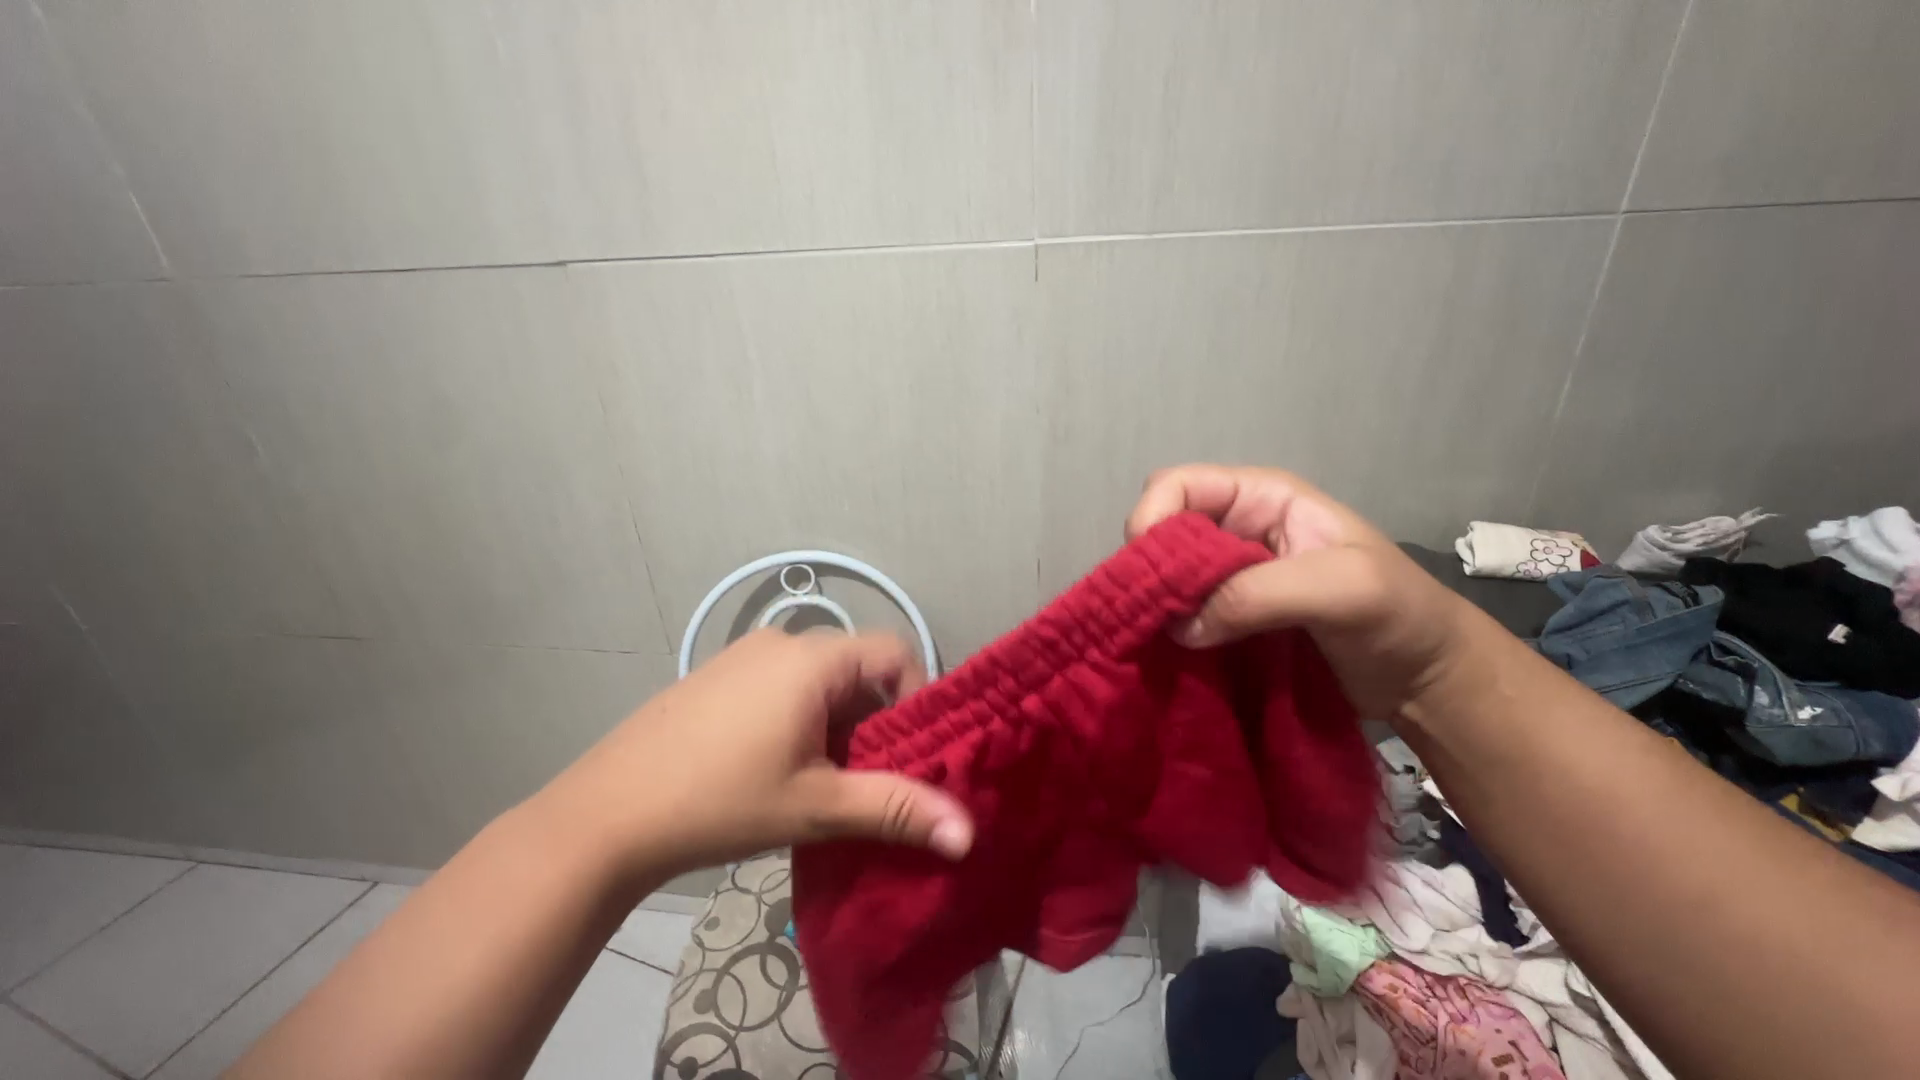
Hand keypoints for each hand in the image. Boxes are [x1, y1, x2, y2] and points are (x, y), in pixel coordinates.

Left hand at [532, 629, 973, 884]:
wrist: (605, 817)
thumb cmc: (721, 801)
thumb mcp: (816, 807)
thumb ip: (896, 810)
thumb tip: (968, 833)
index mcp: (811, 659)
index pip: (895, 652)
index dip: (918, 698)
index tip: (912, 755)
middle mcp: (779, 642)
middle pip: (857, 669)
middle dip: (875, 722)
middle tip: (870, 779)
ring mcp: (741, 657)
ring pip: (818, 682)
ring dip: (836, 726)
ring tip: (823, 784)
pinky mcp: (714, 679)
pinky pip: (781, 687)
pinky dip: (799, 720)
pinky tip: (775, 772)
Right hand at [1126, 464, 1474, 720]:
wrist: (1428, 678)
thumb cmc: (1398, 614)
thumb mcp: (1339, 590)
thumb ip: (1256, 595)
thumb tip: (1178, 626)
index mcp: (1263, 499)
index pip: (1179, 486)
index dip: (1152, 519)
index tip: (1145, 571)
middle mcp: (1237, 532)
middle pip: (1163, 532)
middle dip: (1148, 568)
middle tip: (1151, 615)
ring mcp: (1231, 580)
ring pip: (1167, 579)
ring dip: (1158, 606)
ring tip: (1157, 640)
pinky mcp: (1230, 622)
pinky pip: (1182, 618)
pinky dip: (1171, 634)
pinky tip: (1172, 654)